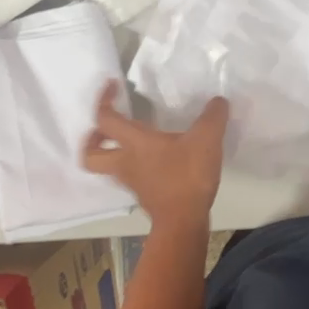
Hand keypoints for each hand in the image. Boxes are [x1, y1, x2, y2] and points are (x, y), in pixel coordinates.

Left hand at [82, 82, 229, 231]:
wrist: (183, 221)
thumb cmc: (187, 177)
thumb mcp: (206, 140)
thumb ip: (213, 117)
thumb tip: (218, 102)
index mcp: (133, 143)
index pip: (105, 117)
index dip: (103, 99)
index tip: (113, 87)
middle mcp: (125, 162)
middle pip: (90, 154)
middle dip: (91, 140)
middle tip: (104, 129)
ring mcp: (132, 182)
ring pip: (108, 168)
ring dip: (111, 154)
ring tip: (128, 144)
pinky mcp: (143, 196)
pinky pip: (129, 178)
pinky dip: (133, 168)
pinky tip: (151, 162)